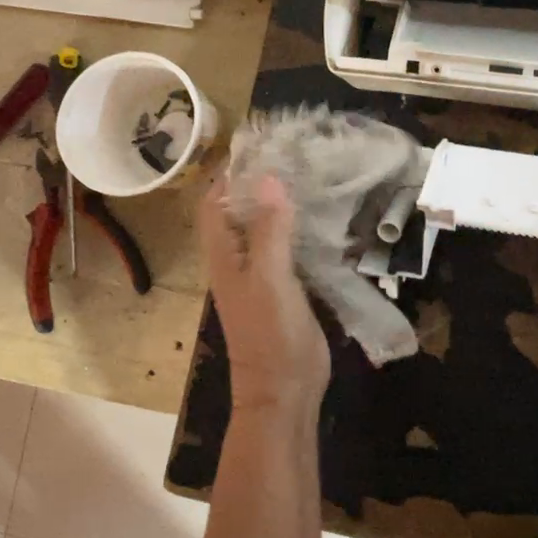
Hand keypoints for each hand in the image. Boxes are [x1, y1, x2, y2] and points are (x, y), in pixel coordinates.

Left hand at [199, 176, 330, 414]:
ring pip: (263, 230)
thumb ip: (270, 231)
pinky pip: (285, 248)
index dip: (228, 174)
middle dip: (258, 183)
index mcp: (225, 257)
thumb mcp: (271, 278)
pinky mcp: (284, 289)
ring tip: (310, 176)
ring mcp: (261, 276)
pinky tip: (322, 217)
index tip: (258, 145)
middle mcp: (237, 261)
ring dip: (279, 204)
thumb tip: (269, 178)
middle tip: (293, 154)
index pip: (215, 203)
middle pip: (238, 212)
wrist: (285, 391)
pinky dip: (297, 228)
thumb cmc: (272, 334)